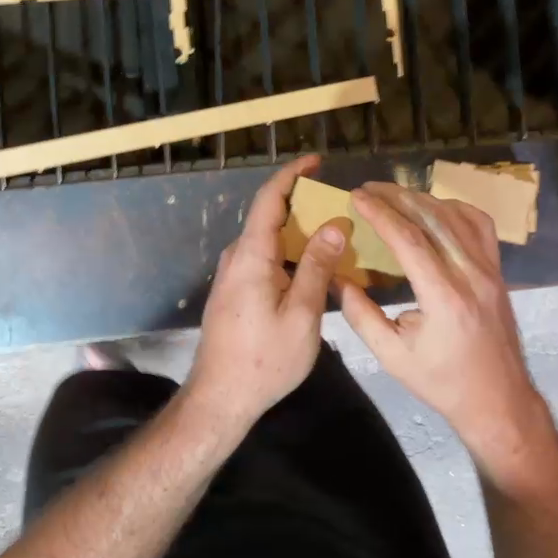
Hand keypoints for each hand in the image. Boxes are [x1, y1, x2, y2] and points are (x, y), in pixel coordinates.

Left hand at [182, 155, 346, 433]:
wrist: (219, 398)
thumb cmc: (264, 358)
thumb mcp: (302, 314)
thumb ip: (317, 266)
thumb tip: (335, 225)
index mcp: (251, 255)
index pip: (269, 198)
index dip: (292, 174)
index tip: (316, 160)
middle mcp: (237, 257)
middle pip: (269, 216)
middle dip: (303, 204)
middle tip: (338, 205)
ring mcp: (233, 275)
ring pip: (268, 240)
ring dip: (298, 232)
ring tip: (334, 236)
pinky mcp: (234, 292)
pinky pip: (264, 258)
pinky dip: (289, 253)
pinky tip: (312, 269)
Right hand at [337, 183, 550, 473]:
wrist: (498, 400)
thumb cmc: (442, 382)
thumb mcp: (392, 356)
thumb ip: (361, 315)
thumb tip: (335, 278)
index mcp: (444, 298)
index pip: (408, 240)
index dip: (380, 213)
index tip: (356, 196)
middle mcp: (471, 275)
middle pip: (432, 219)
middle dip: (396, 197)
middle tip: (367, 188)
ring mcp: (490, 270)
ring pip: (456, 217)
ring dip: (421, 199)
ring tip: (392, 195)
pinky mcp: (499, 270)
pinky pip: (480, 225)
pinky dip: (454, 209)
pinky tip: (433, 209)